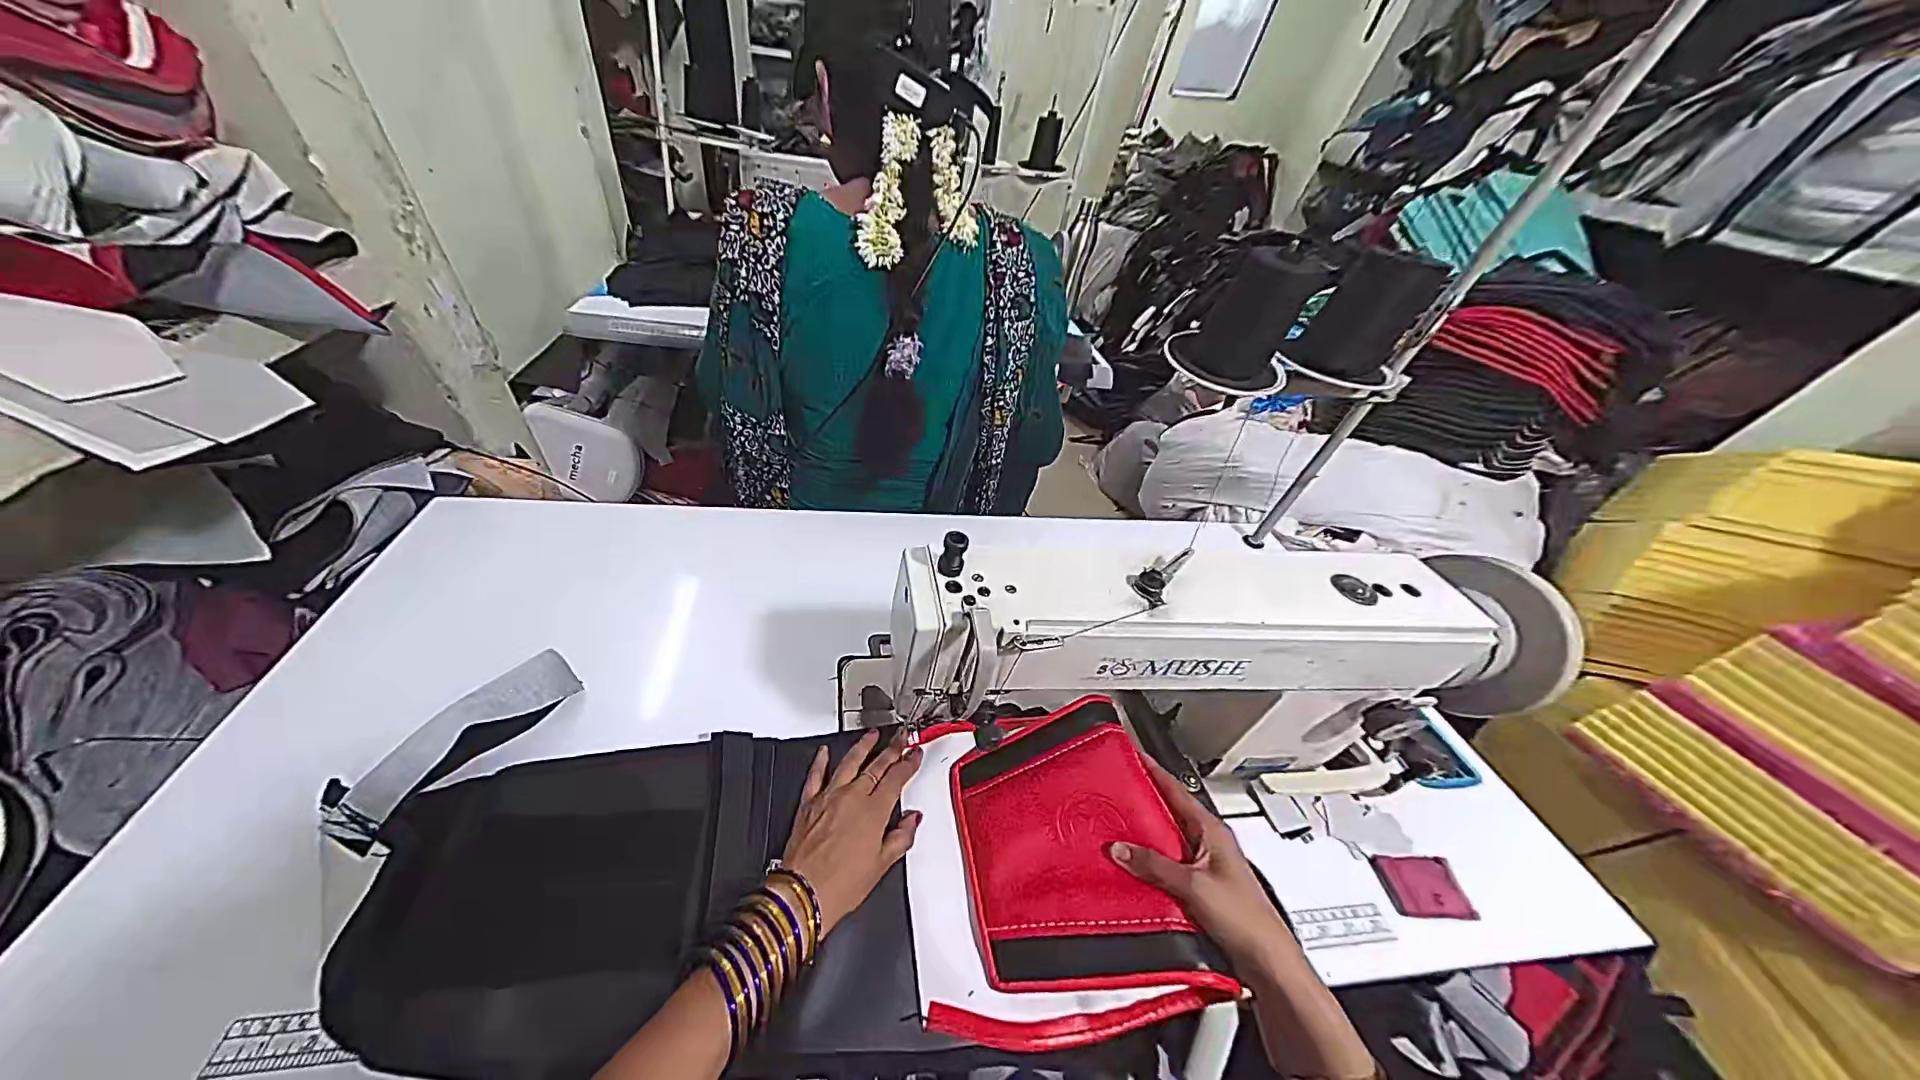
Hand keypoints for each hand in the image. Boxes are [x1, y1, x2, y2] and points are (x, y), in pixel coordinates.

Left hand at [782, 729, 923, 934]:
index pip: (896, 777)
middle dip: (892, 749)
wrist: (802, 894)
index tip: (914, 753)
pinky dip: (821, 761)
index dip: (908, 762)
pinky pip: (816, 775)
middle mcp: (851, 798)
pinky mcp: (808, 805)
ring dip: (863, 746)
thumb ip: (900, 837)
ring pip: (849, 762)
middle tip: (901, 738)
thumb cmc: (839, 885)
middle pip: (876, 765)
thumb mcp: (881, 865)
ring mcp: (828, 798)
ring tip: (872, 736)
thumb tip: (911, 822)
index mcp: (873, 811)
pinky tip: (825, 752)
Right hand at [1109, 758, 1296, 968]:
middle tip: (1116, 792)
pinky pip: (1167, 867)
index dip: (1154, 770)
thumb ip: (1155, 865)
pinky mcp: (1199, 888)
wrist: (1268, 963)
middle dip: (1142, 802)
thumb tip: (1122, 848)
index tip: (1133, 754)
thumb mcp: (1194, 885)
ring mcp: (1203, 865)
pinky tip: (1134, 871)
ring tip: (1117, 831)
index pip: (1176, 789)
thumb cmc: (1248, 920)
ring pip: (1166, 841)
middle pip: (1168, 813)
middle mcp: (1208, 843)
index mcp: (1212, 830)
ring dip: (1144, 838)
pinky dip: (1149, 864)